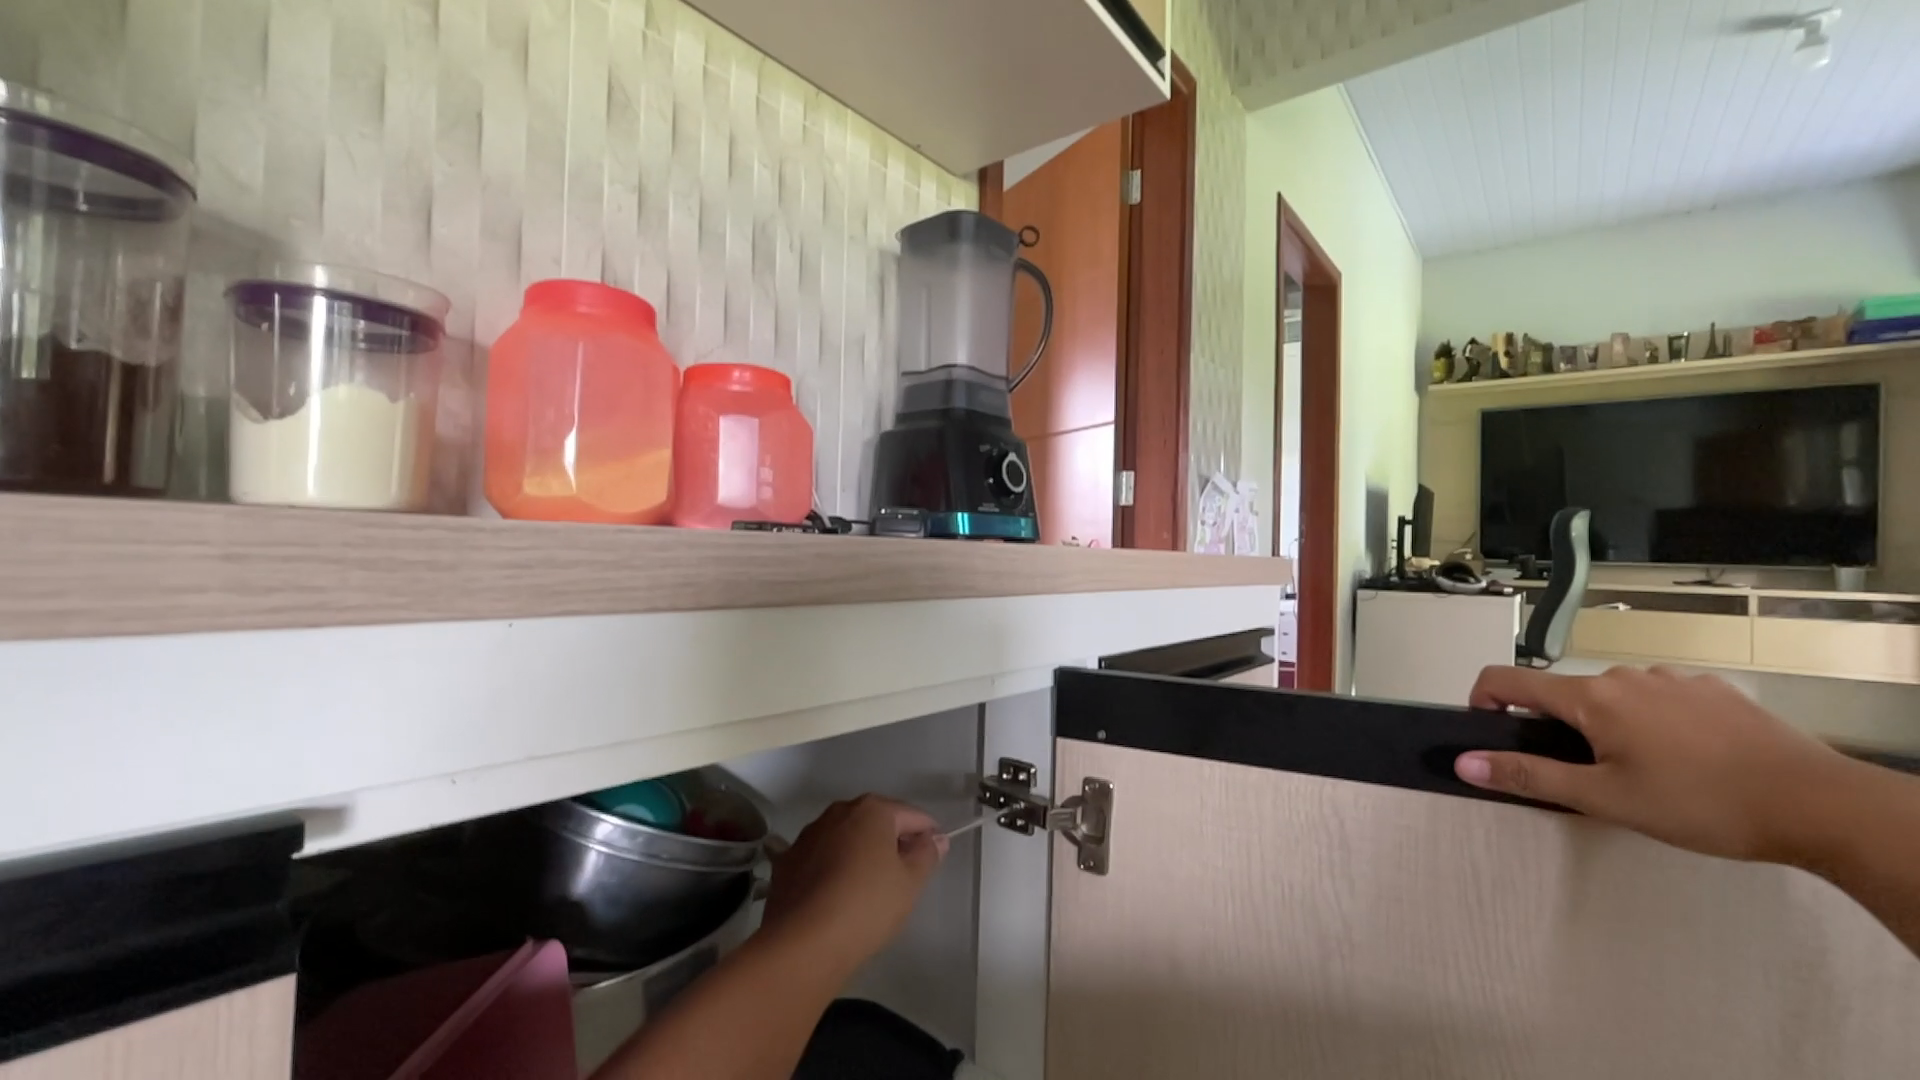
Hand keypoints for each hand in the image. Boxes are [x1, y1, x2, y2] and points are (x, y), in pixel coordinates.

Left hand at [760, 795, 947, 970]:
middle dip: (892, 842)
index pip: (912, 816)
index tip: (933, 859)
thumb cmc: (867, 906)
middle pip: (876, 822)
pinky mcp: (787, 862)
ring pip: (846, 838)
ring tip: (870, 889)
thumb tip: (935, 838)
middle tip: (904, 876)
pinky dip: (833, 869)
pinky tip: (837, 896)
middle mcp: (837, 812)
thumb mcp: (910, 883)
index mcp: (872, 810)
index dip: (928, 836)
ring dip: (860, 854)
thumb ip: (926, 854)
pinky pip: (821, 858)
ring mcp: (808, 836)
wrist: (803, 943)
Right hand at [1455, 665, 1853, 864]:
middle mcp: (1624, 677)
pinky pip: (1658, 697)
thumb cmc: (1702, 804)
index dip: (1482, 700)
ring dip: (1607, 725)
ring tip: (1643, 772)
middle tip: (1587, 776)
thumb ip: (1530, 776)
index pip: (1507, 680)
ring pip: (1613, 696)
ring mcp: (1672, 679)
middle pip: (1564, 693)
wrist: (1820, 805)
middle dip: (1558, 728)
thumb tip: (1465, 762)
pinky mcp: (1712, 690)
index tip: (1487, 729)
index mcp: (1590, 698)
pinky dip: (1651, 721)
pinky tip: (1686, 758)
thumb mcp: (1606, 799)